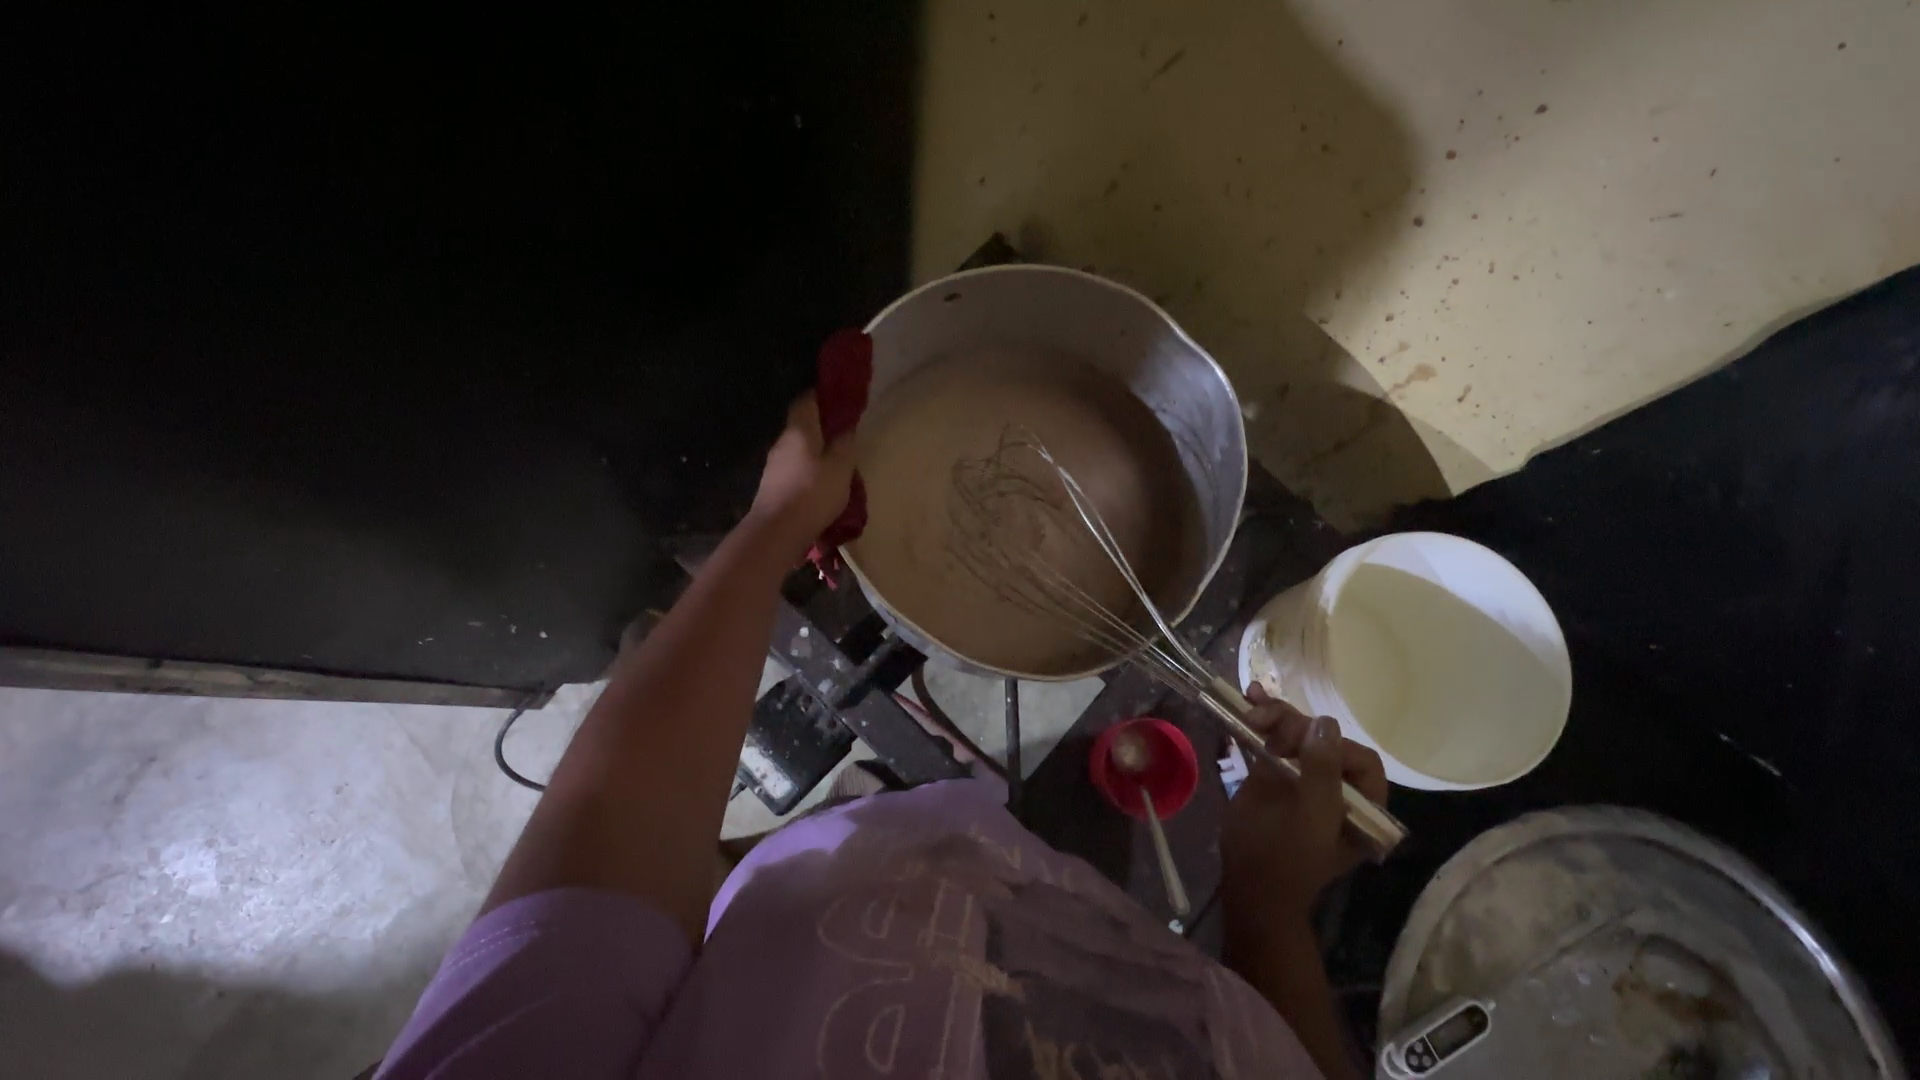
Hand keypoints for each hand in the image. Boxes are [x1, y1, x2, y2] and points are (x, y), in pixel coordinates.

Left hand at [746, 391, 857, 551]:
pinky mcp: (773, 486)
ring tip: (836, 461)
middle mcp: (782, 442)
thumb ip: (845, 445)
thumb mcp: (841, 468)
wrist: (777, 532)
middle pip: (802, 426)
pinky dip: (808, 470)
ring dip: (815, 451)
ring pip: (798, 449)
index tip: (839, 399)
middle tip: (843, 433)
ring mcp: (774, 465)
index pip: (806, 400)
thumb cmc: (812, 494)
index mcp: (799, 431)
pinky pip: (794, 469)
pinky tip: (821, 482)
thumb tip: (845, 428)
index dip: (822, 396)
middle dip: (821, 427)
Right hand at [1220, 685, 1388, 924]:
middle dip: (1295, 724)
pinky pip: (1272, 740)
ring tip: (1252, 700)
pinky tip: (1250, 698)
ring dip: (1276, 713)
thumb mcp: (1311, 816)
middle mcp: (1335, 785)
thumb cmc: (1288, 857)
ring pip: (1297, 733)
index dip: (1332, 745)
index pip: (1359, 759)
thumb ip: (1321, 770)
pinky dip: (1262, 719)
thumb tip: (1325, 724)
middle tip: (1263, 717)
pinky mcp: (1273, 773)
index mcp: (1361, 803)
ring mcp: (1302, 777)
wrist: (1248, 883)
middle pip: (1323, 739)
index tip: (1298, 744)